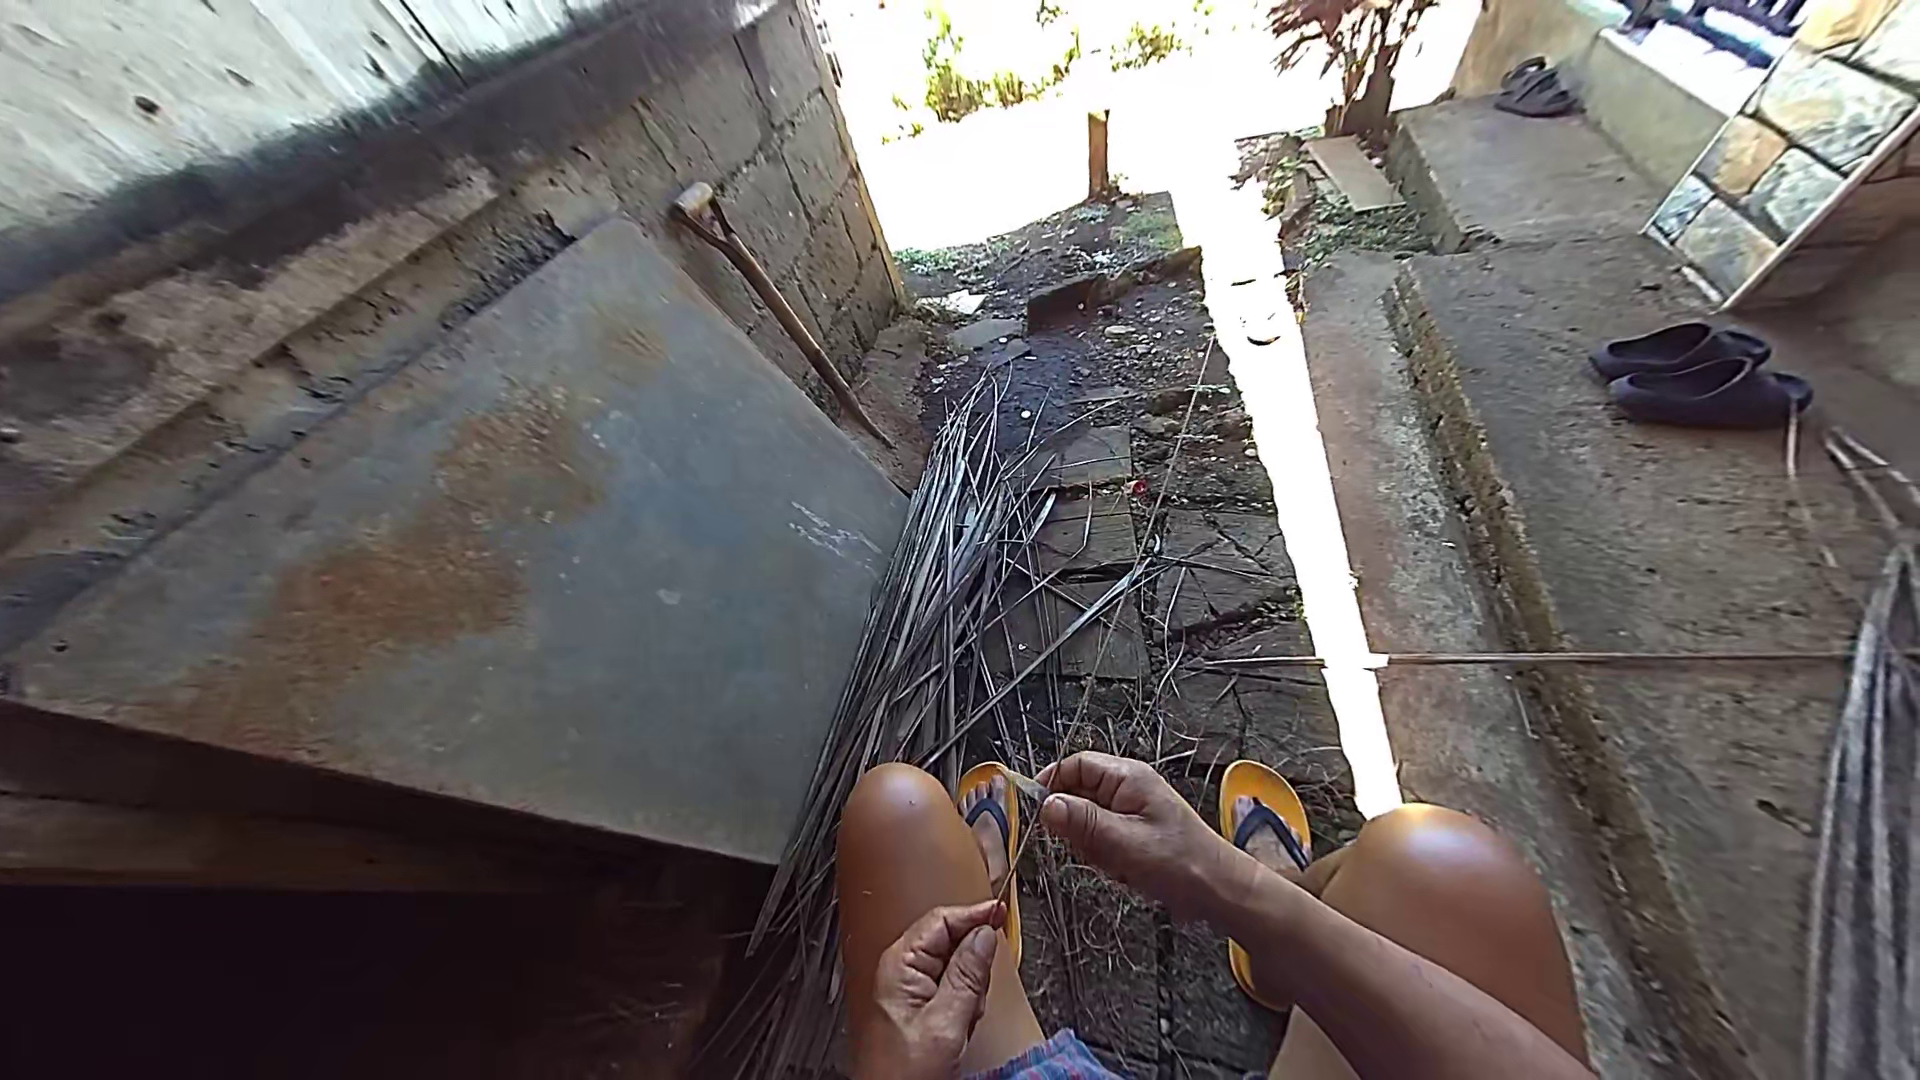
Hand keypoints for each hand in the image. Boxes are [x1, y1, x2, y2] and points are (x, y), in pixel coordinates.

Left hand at [859, 899, 1004, 1079]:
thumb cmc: (904, 1077)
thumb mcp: (945, 1025)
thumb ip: (967, 975)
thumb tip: (985, 933)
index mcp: (901, 962)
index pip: (942, 919)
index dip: (973, 914)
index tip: (1000, 910)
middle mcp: (902, 968)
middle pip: (951, 940)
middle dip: (971, 966)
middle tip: (975, 997)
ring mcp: (909, 987)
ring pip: (955, 966)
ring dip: (969, 990)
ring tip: (964, 1020)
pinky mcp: (917, 1006)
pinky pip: (951, 989)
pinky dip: (963, 1003)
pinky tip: (960, 1026)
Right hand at [1037, 751, 1242, 920]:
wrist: (1221, 892)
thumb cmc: (1180, 863)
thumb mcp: (1125, 843)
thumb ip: (1083, 822)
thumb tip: (1045, 805)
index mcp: (1126, 776)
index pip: (1076, 765)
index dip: (1052, 783)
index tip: (1037, 810)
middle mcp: (1126, 786)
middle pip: (1078, 793)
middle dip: (1078, 824)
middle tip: (1092, 849)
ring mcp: (1130, 808)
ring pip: (1087, 818)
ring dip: (1092, 844)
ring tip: (1116, 862)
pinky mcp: (1133, 829)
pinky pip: (1102, 836)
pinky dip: (1105, 854)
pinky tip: (1123, 869)